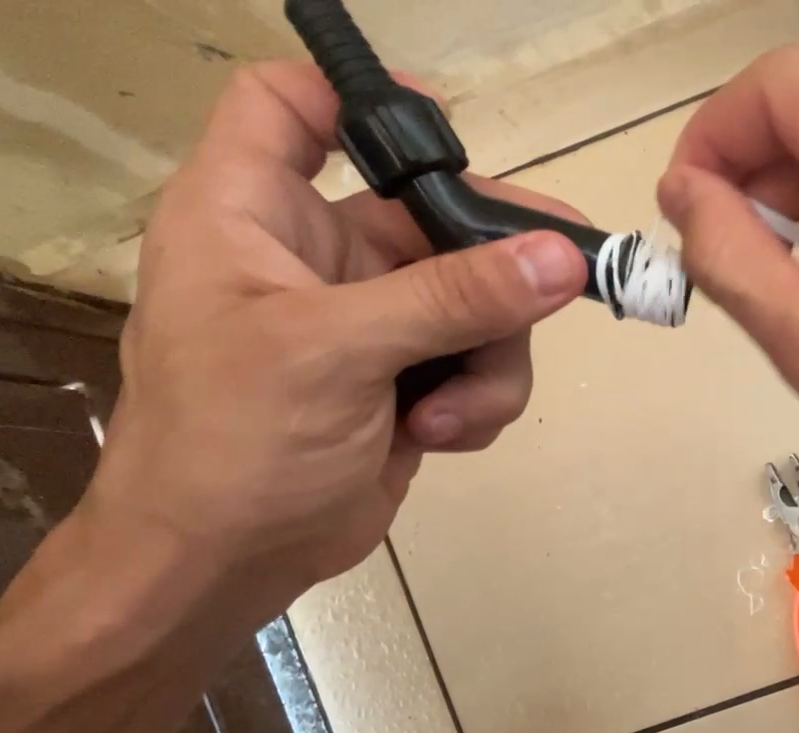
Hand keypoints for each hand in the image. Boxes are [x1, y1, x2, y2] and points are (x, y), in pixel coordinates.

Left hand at [86, 62, 588, 619]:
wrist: (234, 560)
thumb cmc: (239, 442)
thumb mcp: (340, 353)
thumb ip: (453, 299)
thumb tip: (562, 258)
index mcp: (257, 214)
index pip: (294, 108)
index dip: (368, 106)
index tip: (456, 143)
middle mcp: (322, 257)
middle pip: (436, 220)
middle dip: (496, 268)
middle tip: (564, 281)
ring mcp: (378, 322)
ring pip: (482, 307)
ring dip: (489, 363)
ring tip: (448, 414)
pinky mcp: (415, 378)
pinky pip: (484, 365)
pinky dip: (479, 402)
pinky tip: (439, 435)